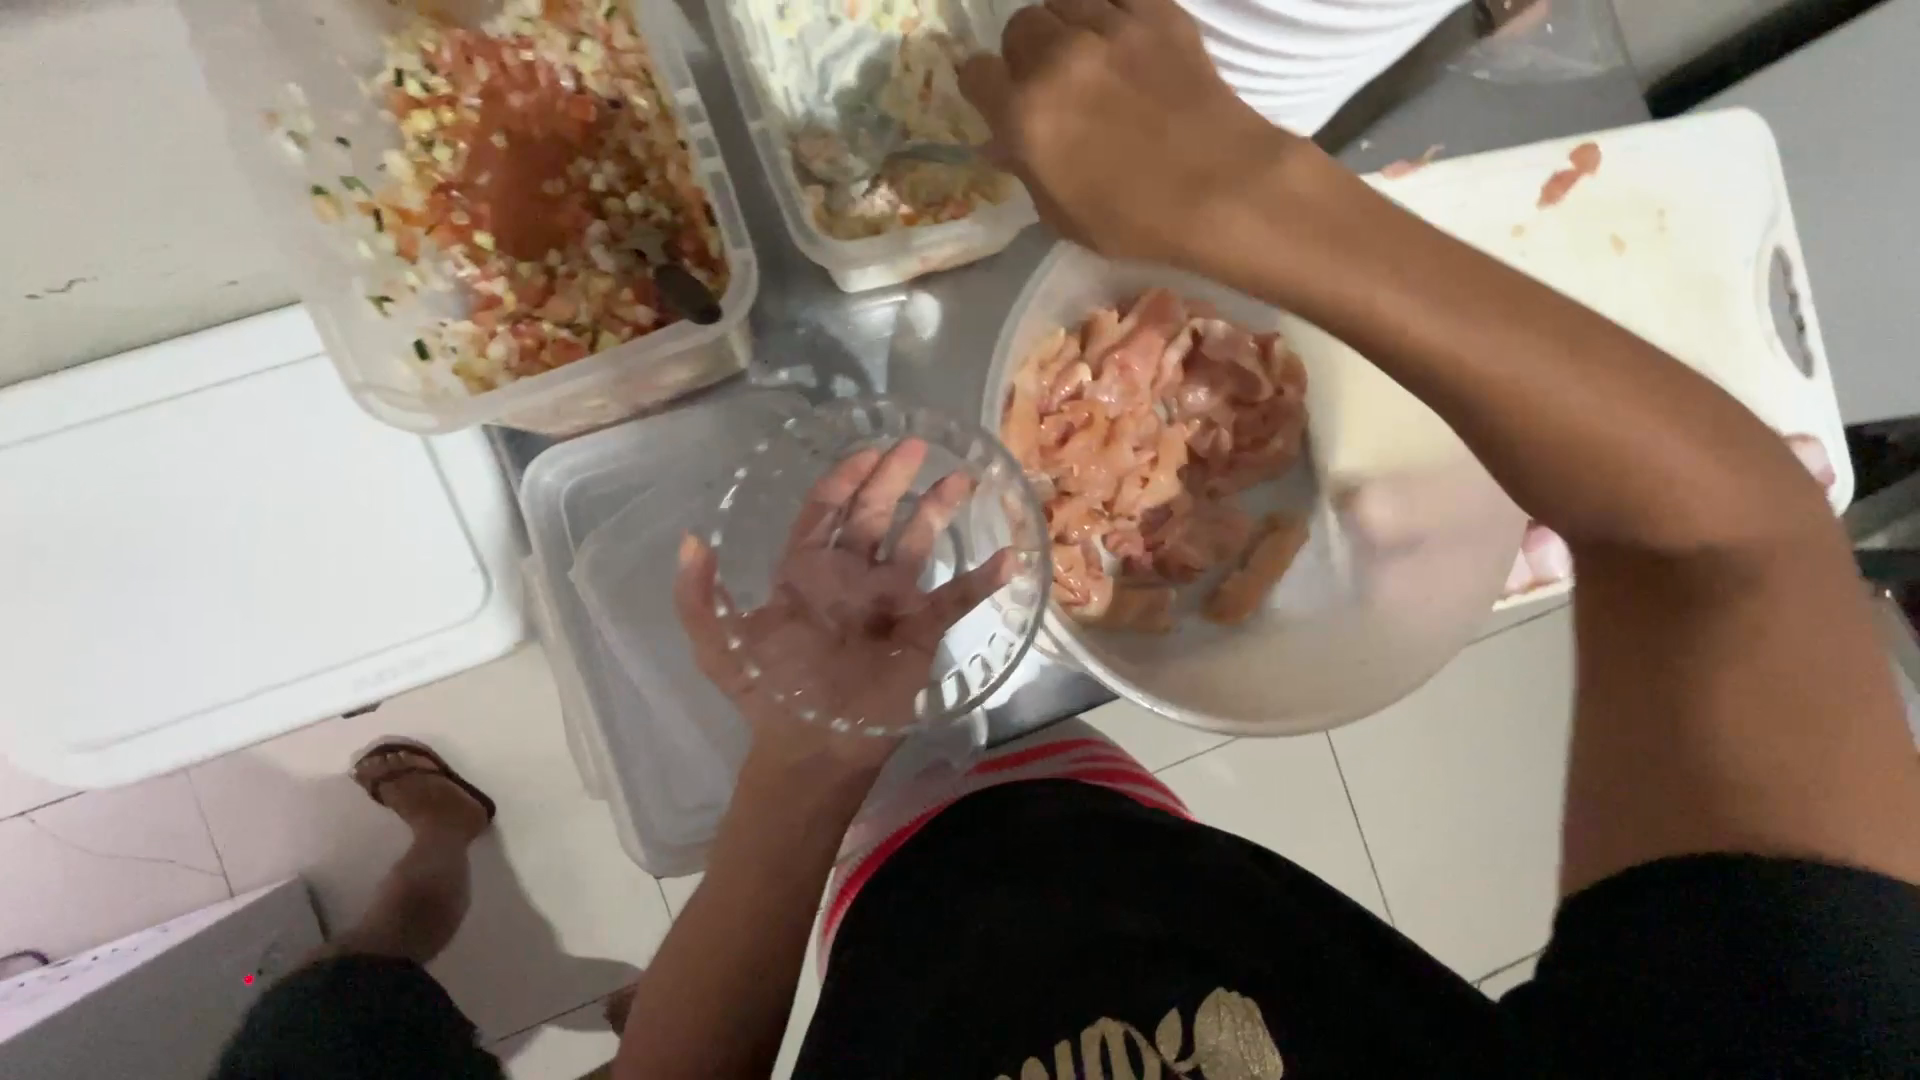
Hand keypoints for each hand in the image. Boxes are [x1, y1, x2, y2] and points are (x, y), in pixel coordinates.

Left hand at [674, 438, 1016, 777]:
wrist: (813, 749)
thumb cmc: (770, 696)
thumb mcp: (721, 649)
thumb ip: (699, 597)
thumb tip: (692, 539)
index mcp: (806, 572)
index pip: (827, 510)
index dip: (846, 477)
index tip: (868, 451)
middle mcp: (851, 577)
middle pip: (875, 514)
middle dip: (894, 478)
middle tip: (917, 446)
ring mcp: (890, 600)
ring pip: (919, 542)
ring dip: (940, 510)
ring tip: (962, 479)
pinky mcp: (921, 628)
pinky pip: (956, 597)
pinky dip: (982, 579)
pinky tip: (1007, 557)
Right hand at [959, 0, 1305, 266]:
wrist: (1220, 189)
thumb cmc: (1133, 221)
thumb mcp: (1062, 215)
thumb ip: (1026, 171)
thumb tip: (1002, 143)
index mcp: (1025, 115)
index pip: (976, 73)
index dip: (984, 89)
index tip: (999, 103)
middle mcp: (1057, 60)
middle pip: (1018, 27)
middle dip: (1023, 55)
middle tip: (1047, 83)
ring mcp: (1109, 26)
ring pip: (1062, 0)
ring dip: (1063, 27)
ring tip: (1082, 57)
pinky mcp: (1156, 12)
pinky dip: (1106, 8)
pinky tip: (1117, 36)